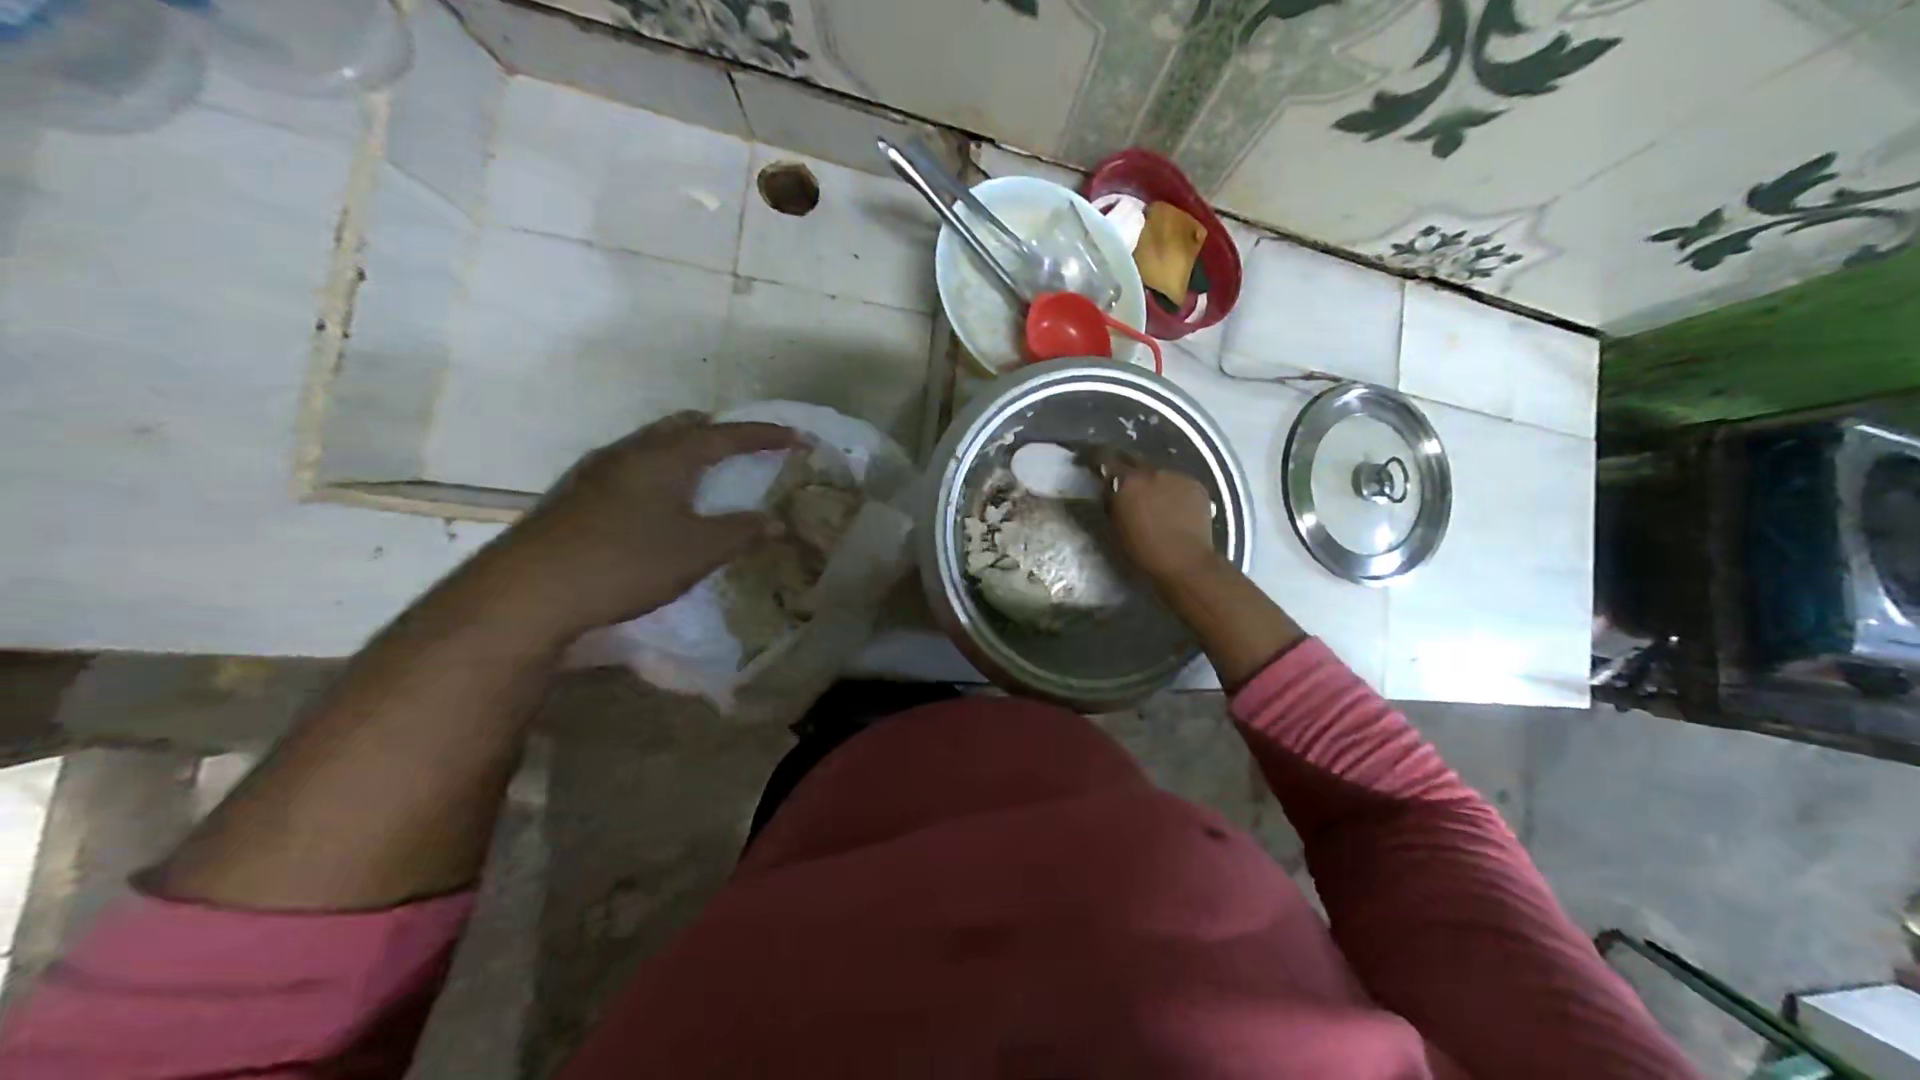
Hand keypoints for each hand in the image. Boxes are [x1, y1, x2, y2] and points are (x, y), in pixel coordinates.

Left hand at [475, 412, 802, 639]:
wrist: (530, 591)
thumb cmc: (627, 562)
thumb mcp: (697, 551)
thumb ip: (741, 532)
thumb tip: (775, 521)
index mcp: (666, 456)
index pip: (727, 435)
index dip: (766, 436)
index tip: (798, 438)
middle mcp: (631, 451)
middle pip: (684, 426)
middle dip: (720, 433)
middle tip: (747, 450)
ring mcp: (598, 470)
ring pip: (653, 444)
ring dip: (686, 451)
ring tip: (706, 475)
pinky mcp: (577, 494)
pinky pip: (632, 466)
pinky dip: (660, 470)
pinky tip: (659, 503)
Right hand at [1096, 451, 1220, 582]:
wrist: (1185, 562)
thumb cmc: (1143, 551)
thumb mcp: (1116, 526)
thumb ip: (1112, 501)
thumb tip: (1110, 489)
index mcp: (1127, 481)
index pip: (1106, 458)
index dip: (1098, 459)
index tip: (1093, 464)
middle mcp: (1152, 471)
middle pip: (1134, 461)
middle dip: (1128, 471)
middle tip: (1126, 487)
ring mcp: (1177, 476)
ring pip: (1159, 473)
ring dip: (1153, 482)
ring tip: (1155, 502)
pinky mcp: (1197, 485)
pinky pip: (1179, 482)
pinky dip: (1173, 491)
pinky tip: (1176, 509)